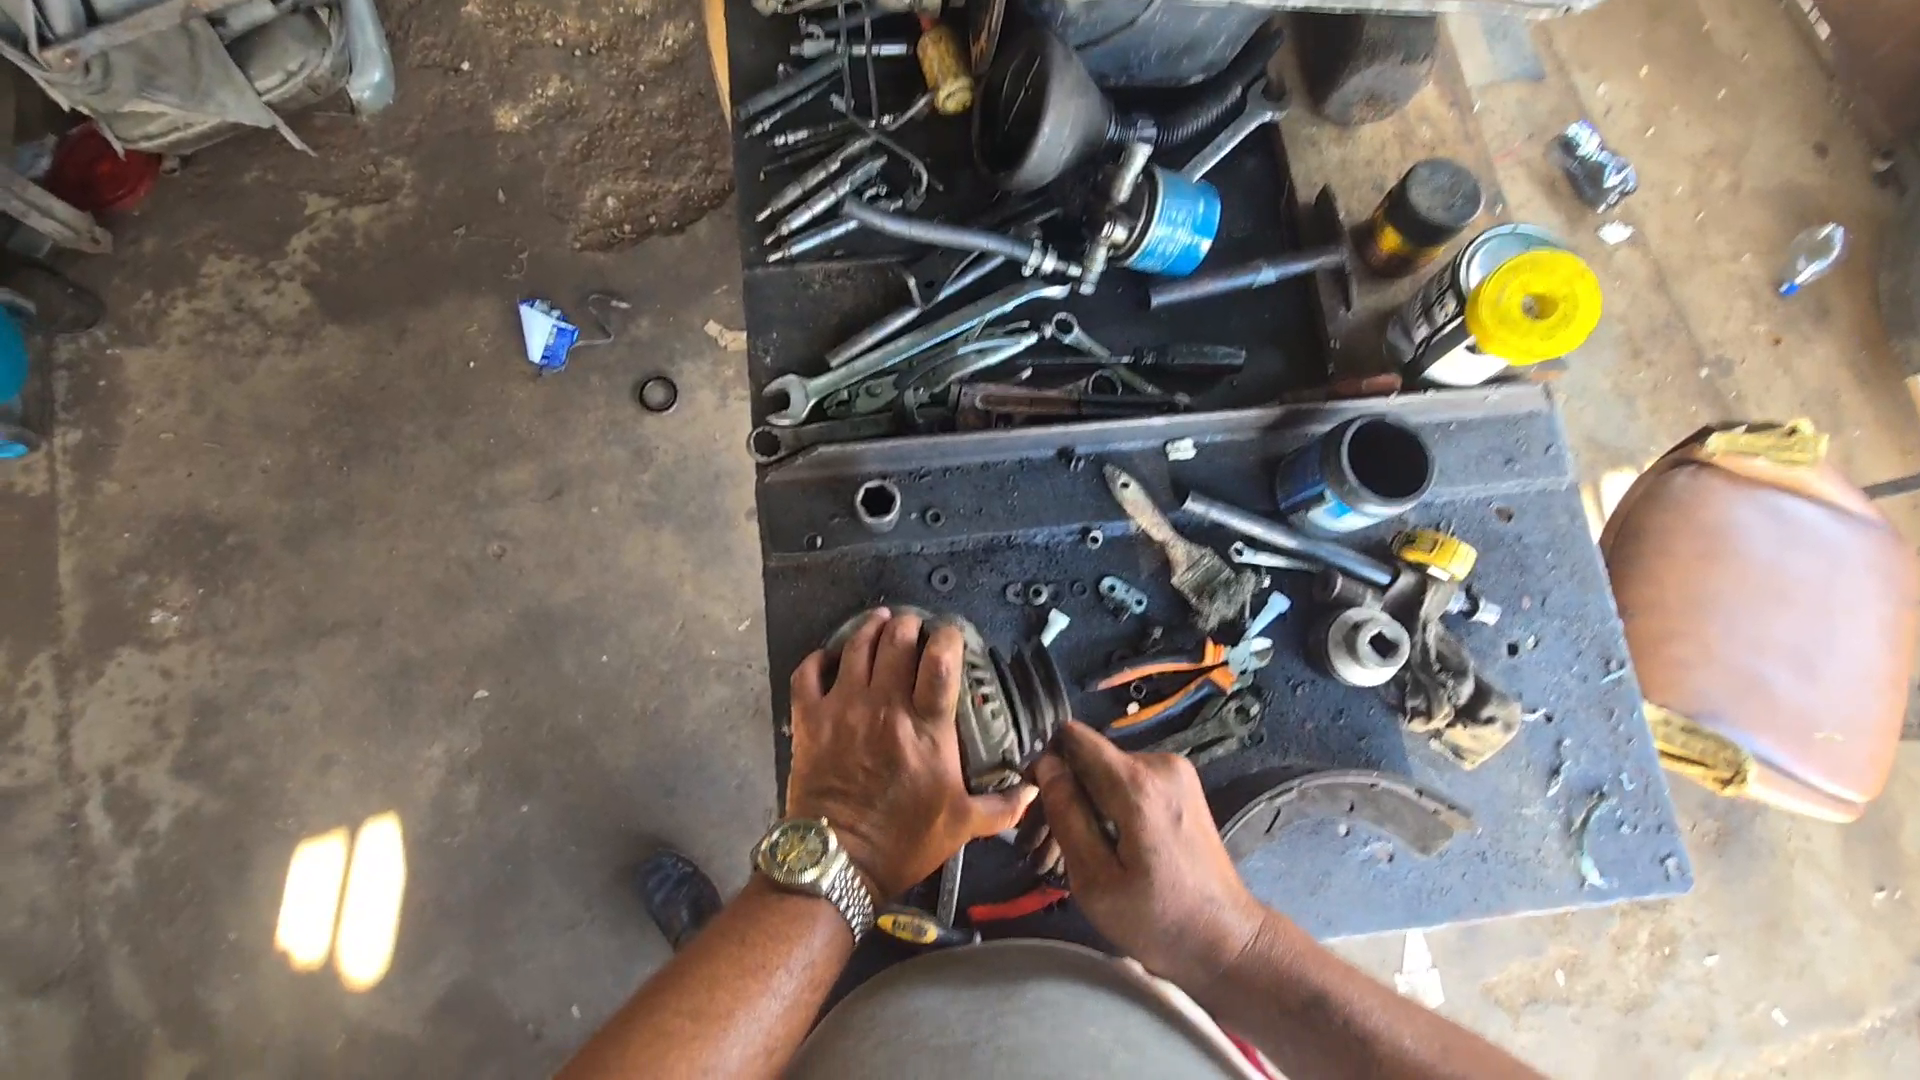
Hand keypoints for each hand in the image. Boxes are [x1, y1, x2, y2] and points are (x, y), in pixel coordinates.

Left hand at [786, 608, 1036, 897]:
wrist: (838, 863)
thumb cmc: (904, 841)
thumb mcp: (963, 825)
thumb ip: (1003, 805)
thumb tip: (1035, 791)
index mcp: (926, 727)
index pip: (940, 660)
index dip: (947, 636)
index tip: (950, 634)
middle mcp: (884, 706)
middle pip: (896, 640)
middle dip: (909, 625)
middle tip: (914, 627)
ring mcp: (842, 708)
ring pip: (856, 646)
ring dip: (870, 627)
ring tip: (880, 621)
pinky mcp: (809, 719)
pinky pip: (808, 672)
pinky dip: (818, 658)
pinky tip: (830, 657)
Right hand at [1031, 721, 1274, 987]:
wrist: (1226, 940)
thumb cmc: (1157, 920)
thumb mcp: (1095, 879)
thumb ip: (1067, 814)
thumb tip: (1045, 765)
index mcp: (1138, 784)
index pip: (1074, 738)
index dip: (1049, 764)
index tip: (1041, 803)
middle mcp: (1160, 763)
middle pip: (1090, 759)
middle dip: (1067, 794)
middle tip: (1051, 846)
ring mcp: (1176, 772)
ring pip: (1108, 772)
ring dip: (1089, 804)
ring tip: (1080, 854)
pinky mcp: (1182, 785)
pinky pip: (1130, 782)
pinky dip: (1112, 807)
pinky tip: (1110, 847)